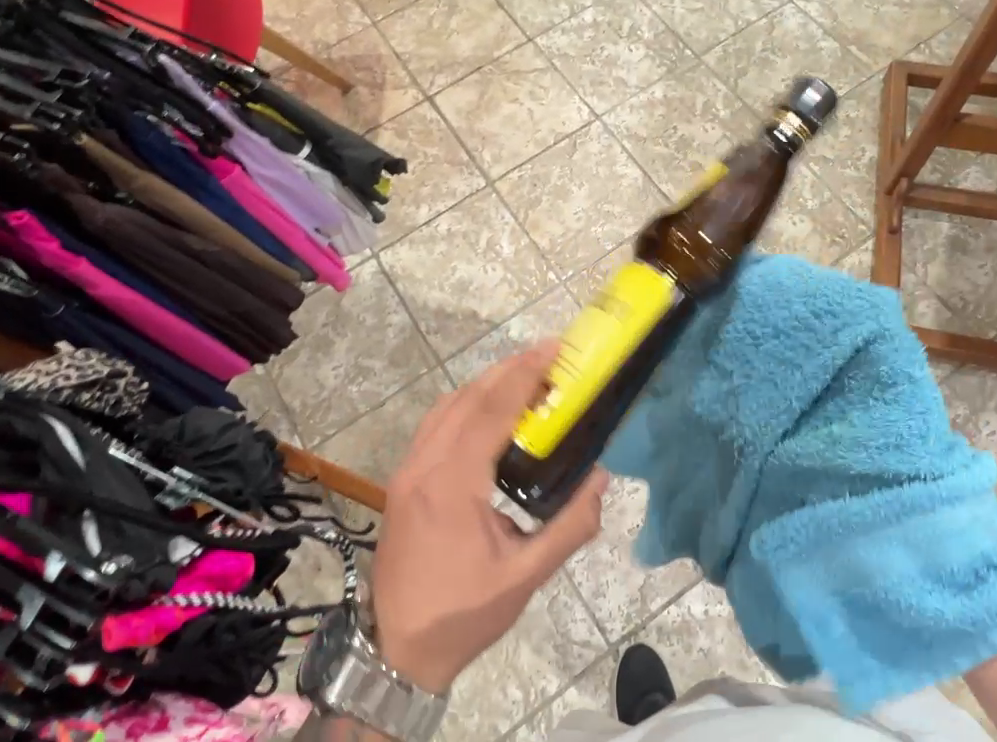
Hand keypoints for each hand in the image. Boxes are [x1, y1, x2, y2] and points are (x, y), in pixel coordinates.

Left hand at [371, 342, 608, 692]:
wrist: (396, 648)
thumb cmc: (463, 615)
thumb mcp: (524, 578)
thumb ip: (568, 527)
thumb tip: (600, 479)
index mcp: (452, 485)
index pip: (491, 411)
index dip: (524, 375)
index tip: (554, 349)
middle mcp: (424, 466)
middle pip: (468, 398)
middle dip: (510, 369)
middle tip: (550, 354)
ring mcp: (407, 471)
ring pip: (447, 406)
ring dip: (486, 383)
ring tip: (527, 375)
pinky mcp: (403, 480)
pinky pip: (435, 423)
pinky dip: (465, 403)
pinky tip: (489, 408)